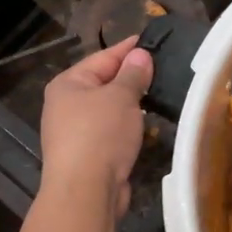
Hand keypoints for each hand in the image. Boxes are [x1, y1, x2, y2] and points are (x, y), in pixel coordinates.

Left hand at [40, 37, 155, 209]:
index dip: (129, 49)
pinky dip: (129, 128)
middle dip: (132, 78)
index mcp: (67, 84)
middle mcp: (66, 105)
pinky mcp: (88, 156)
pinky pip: (112, 133)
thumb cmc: (100, 134)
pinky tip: (148, 127)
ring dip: (132, 105)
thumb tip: (140, 55)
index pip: (103, 57)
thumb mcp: (120, 97)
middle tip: (164, 69)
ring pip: (109, 110)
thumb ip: (133, 75)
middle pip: (104, 84)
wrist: (86, 191)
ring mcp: (75, 133)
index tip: (153, 41)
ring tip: (161, 95)